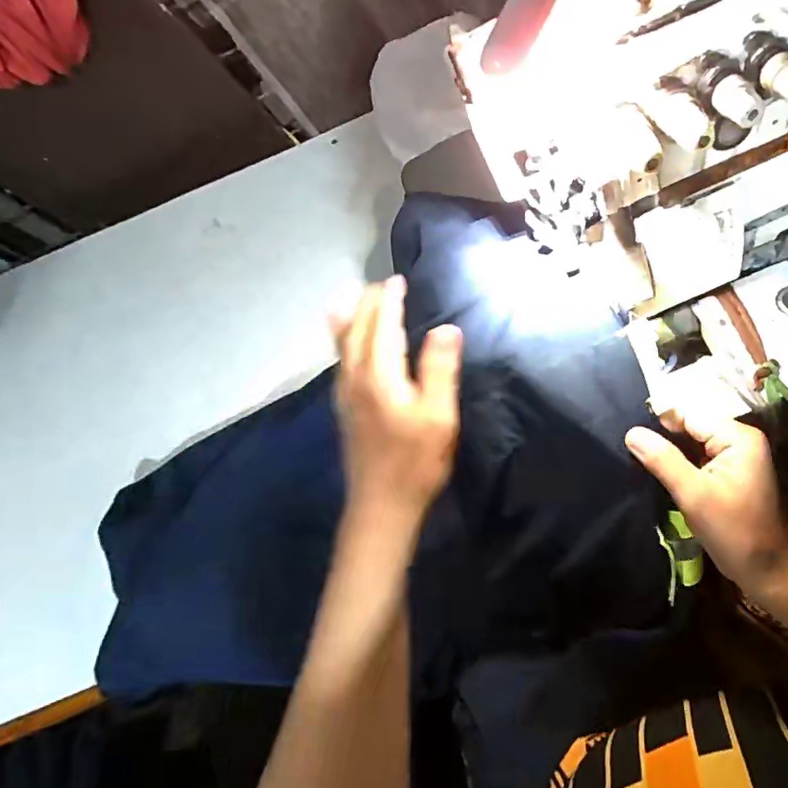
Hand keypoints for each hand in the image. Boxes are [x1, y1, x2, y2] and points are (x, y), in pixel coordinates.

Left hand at [332, 276, 462, 525]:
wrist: (380, 507)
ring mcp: (345, 394)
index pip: (382, 324)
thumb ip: (439, 368)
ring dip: (353, 317)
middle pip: (356, 328)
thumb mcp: (438, 415)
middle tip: (385, 285)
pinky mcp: (344, 410)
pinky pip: (341, 360)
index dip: (390, 300)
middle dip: (369, 303)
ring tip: (359, 299)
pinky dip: (344, 339)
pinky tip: (347, 344)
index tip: (399, 280)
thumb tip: (445, 328)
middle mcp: (354, 377)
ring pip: (343, 344)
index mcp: (378, 373)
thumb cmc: (415, 462)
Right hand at [625, 411, 787, 596]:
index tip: (629, 435)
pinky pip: (698, 456)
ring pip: (691, 442)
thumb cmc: (733, 532)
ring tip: (639, 457)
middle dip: (663, 436)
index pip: (689, 416)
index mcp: (738, 437)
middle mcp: (740, 439)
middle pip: (691, 426)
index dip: (659, 422)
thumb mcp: (694, 495)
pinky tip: (659, 470)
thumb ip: (663, 460)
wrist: (766, 570)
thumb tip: (631, 432)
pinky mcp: (729, 471)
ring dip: (669, 450)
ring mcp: (736, 455)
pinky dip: (679, 462)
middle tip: (630, 448)